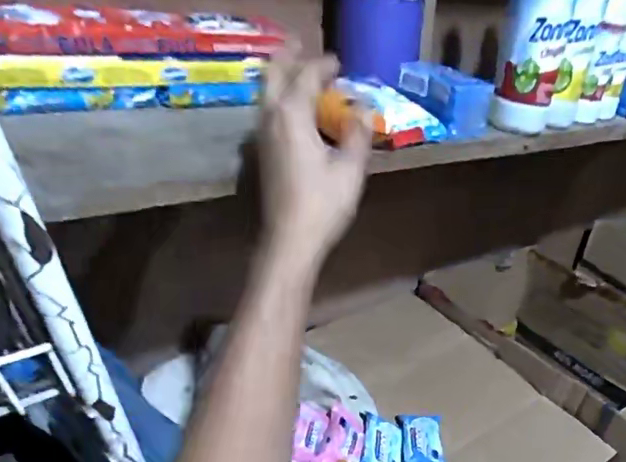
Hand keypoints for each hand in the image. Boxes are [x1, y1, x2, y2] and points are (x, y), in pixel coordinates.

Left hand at [256, 46, 369, 267]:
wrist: (289, 243)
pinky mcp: (261, 159)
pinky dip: (282, 106)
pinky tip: (298, 119)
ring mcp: (262, 139)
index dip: (325, 65)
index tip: (340, 66)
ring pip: (268, 96)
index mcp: (292, 113)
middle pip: (274, 73)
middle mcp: (271, 119)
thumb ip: (357, 134)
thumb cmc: (322, 206)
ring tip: (305, 84)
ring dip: (284, 83)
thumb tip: (364, 111)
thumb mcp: (350, 170)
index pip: (308, 74)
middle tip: (306, 53)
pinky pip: (269, 118)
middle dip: (291, 59)